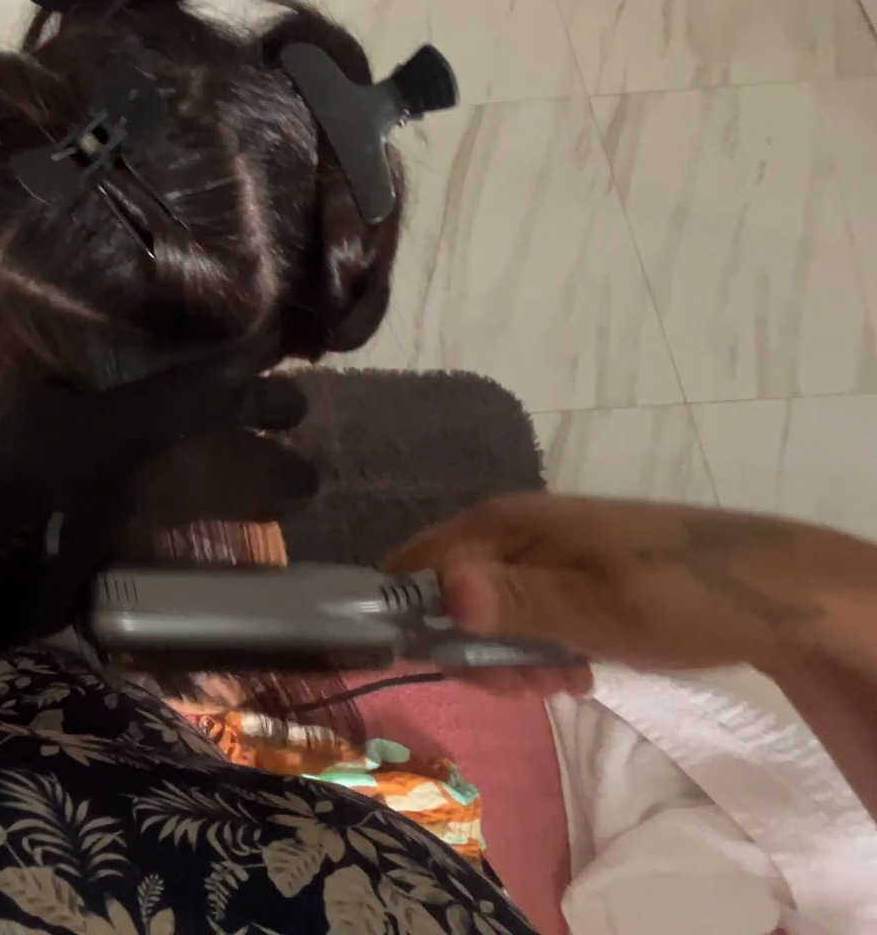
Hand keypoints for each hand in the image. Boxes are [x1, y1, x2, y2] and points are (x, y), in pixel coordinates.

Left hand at [0, 352, 316, 684]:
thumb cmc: (37, 490)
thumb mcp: (109, 435)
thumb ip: (176, 396)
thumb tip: (250, 352)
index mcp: (74, 394)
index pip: (163, 370)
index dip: (224, 375)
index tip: (277, 382)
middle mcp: (82, 431)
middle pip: (176, 420)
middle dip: (237, 426)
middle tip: (299, 428)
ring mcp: (89, 485)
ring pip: (175, 470)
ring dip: (232, 477)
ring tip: (300, 488)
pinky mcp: (94, 533)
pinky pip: (160, 517)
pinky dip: (203, 520)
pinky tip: (249, 532)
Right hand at [385, 493, 848, 693]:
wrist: (797, 596)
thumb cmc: (689, 598)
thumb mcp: (603, 608)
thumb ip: (519, 601)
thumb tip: (446, 594)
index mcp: (498, 523)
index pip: (414, 566)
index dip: (416, 618)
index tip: (456, 668)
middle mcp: (504, 529)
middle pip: (445, 589)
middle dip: (470, 646)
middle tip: (518, 687)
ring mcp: (535, 548)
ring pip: (482, 605)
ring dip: (505, 653)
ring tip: (555, 683)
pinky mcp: (563, 570)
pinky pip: (520, 607)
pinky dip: (534, 644)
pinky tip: (572, 667)